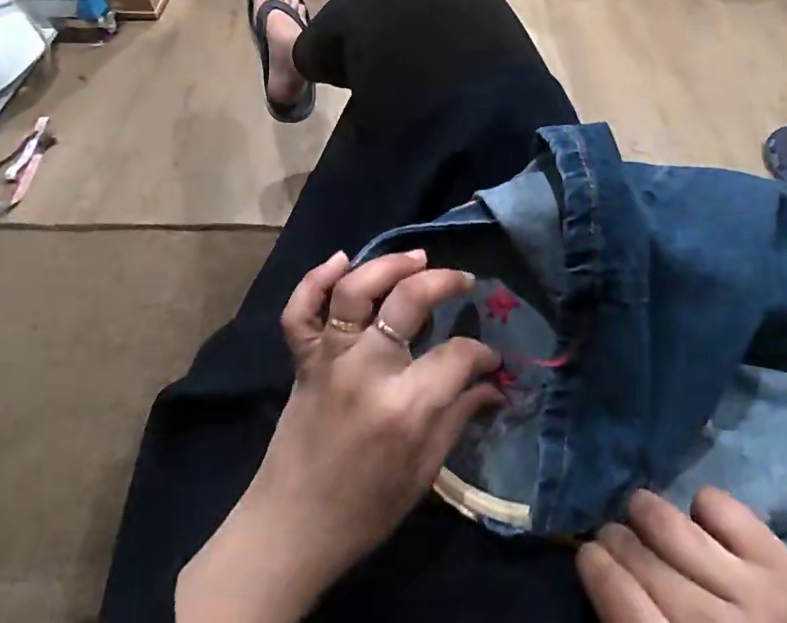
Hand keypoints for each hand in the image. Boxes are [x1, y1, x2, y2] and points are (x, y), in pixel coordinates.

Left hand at [177, 250, 502, 622]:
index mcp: (405, 407)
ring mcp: (329, 359)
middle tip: (463, 280)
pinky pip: (300, 310)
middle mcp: (366, 370)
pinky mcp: (302, 359)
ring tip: (416, 257)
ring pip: (354, 290)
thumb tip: (495, 384)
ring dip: (387, 265)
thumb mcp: (425, 470)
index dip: (481, 353)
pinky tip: (341, 261)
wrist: (292, 528)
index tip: (490, 358)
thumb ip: (460, 417)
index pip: (456, 355)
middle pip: (407, 301)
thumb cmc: (367, 509)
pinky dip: (316, 280)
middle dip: (444, 282)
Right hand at [579, 488, 786, 622]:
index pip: (620, 602)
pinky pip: (724, 510)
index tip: (587, 555)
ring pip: (673, 527)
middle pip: (641, 560)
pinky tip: (702, 525)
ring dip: (645, 512)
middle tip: (610, 537)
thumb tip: (608, 592)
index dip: (595, 568)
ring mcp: (759, 598)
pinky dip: (703, 508)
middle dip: (615, 540)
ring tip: (641, 513)